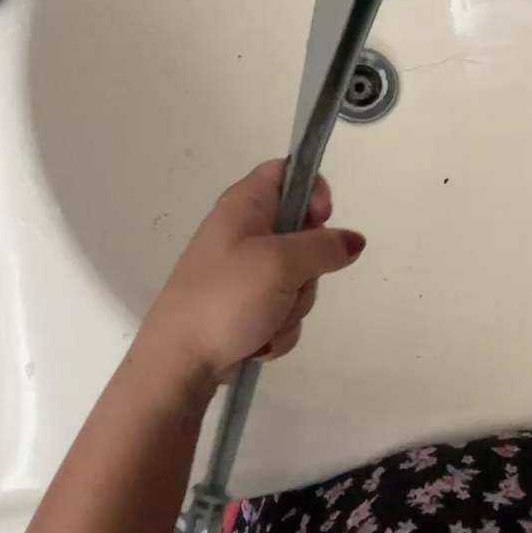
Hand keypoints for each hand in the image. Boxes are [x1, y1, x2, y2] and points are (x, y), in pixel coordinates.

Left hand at [137, 160, 365, 387]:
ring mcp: (246, 272)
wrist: (179, 361)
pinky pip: (284, 309)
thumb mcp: (280, 264)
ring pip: (299, 278)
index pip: (287, 171)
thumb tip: (352, 241)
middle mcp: (244, 232)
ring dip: (293, 305)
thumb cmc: (225, 298)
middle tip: (289, 281)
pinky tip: (259, 340)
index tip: (323, 218)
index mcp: (244, 205)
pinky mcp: (248, 306)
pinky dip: (278, 327)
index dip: (312, 189)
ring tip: (266, 318)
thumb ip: (323, 247)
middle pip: (303, 233)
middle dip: (308, 268)